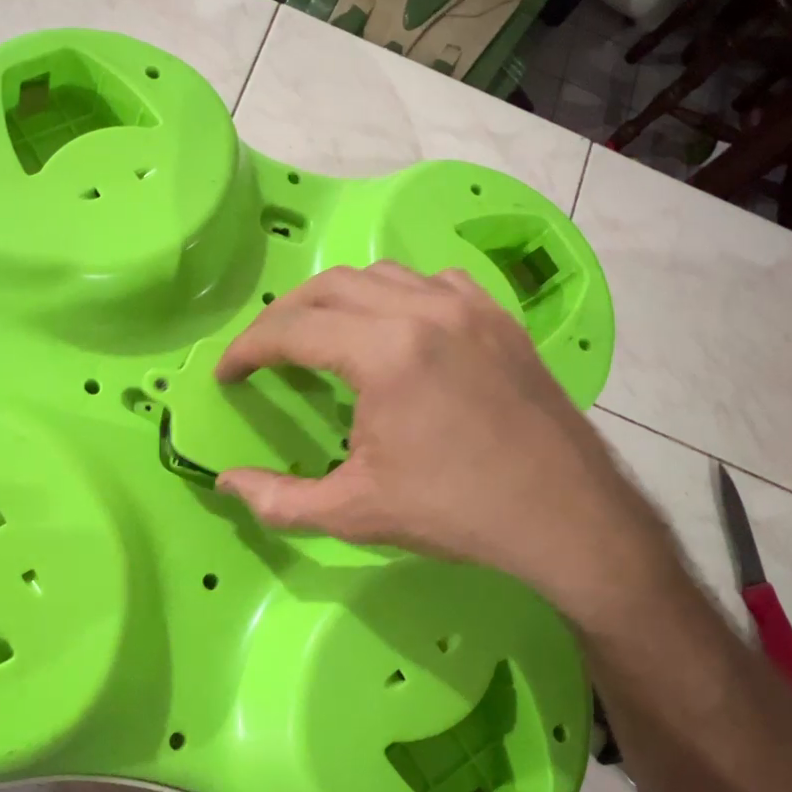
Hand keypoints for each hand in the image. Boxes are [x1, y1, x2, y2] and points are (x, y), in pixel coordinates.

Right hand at [214, 263, 677, 620]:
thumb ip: (279, 499)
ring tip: (319, 337)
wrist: (566, 516)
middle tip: (261, 352)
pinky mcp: (500, 320)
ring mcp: (470, 308)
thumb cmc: (455, 513)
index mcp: (385, 353)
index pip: (293, 330)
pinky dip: (395, 296)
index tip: (226, 375)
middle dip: (283, 316)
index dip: (247, 349)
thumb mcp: (354, 512)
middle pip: (330, 286)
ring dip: (337, 300)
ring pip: (383, 275)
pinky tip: (394, 330)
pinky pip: (433, 283)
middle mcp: (425, 311)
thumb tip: (225, 484)